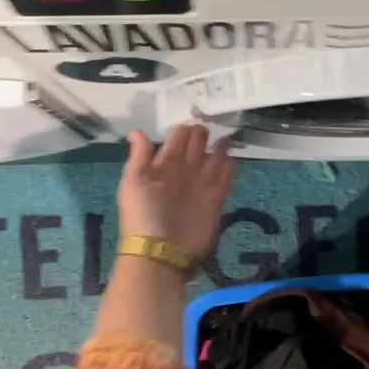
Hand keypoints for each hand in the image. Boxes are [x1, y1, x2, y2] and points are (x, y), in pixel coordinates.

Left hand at [119, 124, 235, 260]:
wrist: (162, 251)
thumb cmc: (144, 215)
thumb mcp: (134, 182)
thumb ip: (139, 157)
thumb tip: (137, 131)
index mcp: (161, 169)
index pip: (174, 144)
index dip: (183, 132)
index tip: (192, 116)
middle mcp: (181, 176)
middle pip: (194, 151)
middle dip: (201, 137)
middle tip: (209, 122)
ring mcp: (199, 189)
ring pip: (211, 163)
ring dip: (219, 150)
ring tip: (227, 134)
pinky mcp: (214, 202)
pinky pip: (223, 181)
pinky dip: (229, 169)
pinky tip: (234, 156)